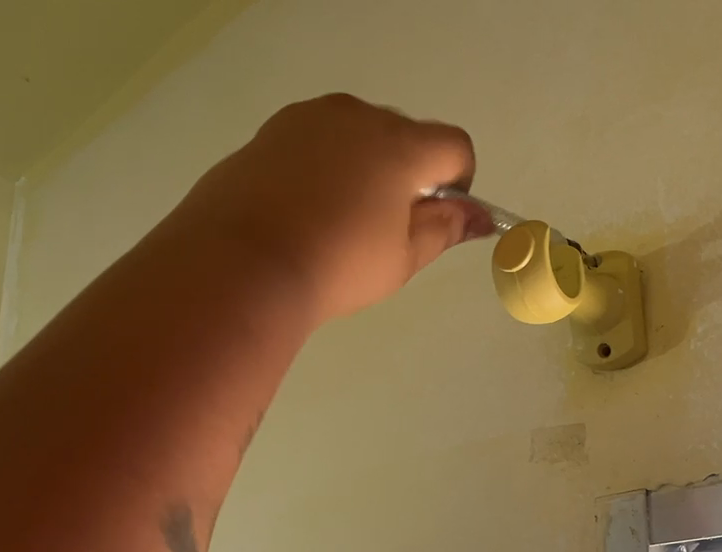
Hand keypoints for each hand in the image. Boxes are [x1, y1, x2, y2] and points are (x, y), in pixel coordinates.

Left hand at [164, 94, 493, 321]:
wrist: (243, 262)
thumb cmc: (339, 265)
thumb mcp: (403, 258)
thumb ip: (445, 229)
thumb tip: (478, 216)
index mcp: (401, 145)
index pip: (454, 146)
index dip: (457, 183)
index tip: (435, 219)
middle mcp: (358, 116)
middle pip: (405, 136)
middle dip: (407, 175)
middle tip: (384, 229)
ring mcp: (309, 118)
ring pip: (356, 137)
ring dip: (364, 168)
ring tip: (339, 222)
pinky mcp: (271, 131)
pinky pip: (316, 144)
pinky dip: (323, 169)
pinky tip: (304, 213)